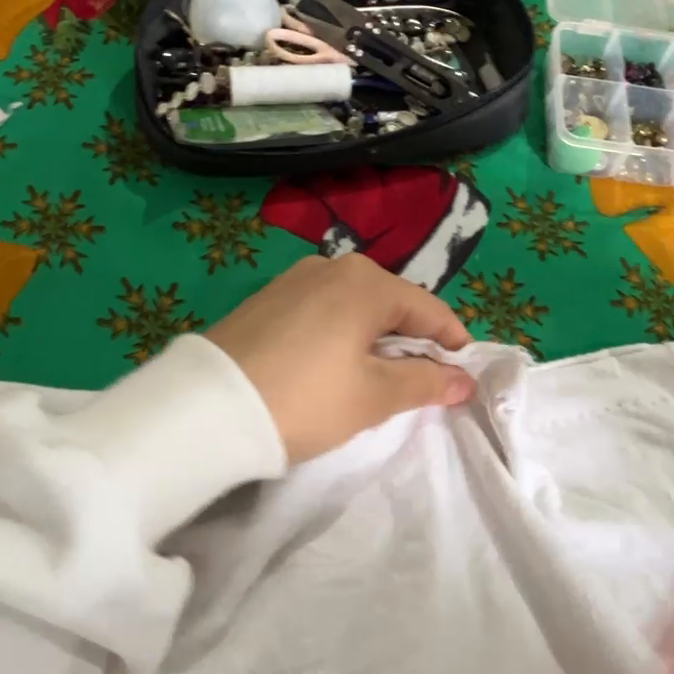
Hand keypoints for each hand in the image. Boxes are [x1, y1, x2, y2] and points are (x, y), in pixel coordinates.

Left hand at [207, 254, 475, 463]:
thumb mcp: (372, 397)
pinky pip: (323, 310)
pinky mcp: (267, 299)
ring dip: (375, 337)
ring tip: (378, 378)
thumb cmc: (305, 399)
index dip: (452, 341)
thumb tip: (463, 379)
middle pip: (391, 302)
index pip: (428, 308)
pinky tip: (335, 365)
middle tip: (422, 382)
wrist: (208, 406)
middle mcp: (332, 266)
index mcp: (366, 282)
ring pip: (355, 305)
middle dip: (412, 340)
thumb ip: (424, 382)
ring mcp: (294, 279)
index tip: (465, 373)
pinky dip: (341, 334)